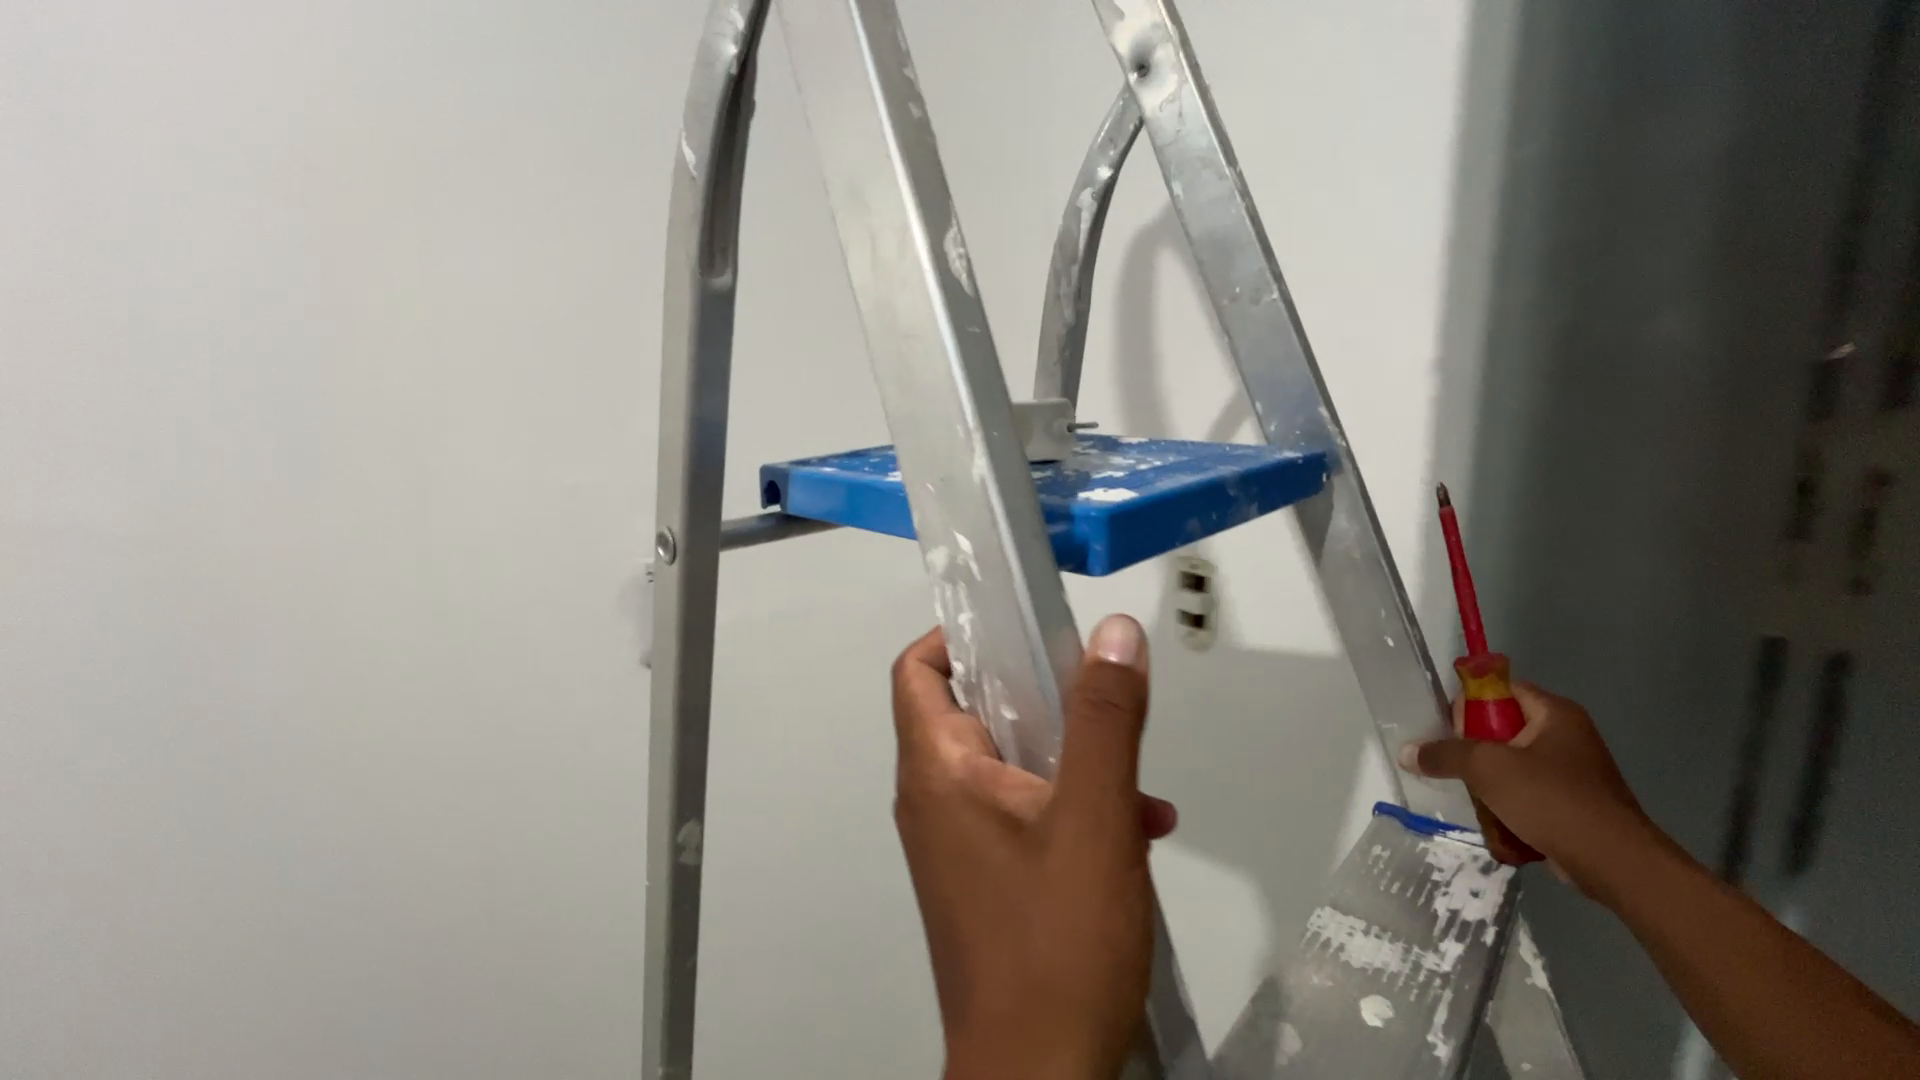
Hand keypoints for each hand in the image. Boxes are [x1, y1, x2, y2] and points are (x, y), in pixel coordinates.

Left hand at [891, 615, 1172, 1079]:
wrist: (1038, 1072)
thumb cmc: (1054, 944)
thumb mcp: (1093, 817)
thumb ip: (1105, 719)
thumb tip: (1113, 634)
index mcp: (938, 772)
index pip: (919, 670)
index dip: (960, 636)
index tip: (1021, 629)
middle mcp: (935, 801)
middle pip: (972, 711)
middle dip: (1041, 700)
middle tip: (1098, 702)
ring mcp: (959, 843)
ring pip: (1009, 765)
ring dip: (1071, 759)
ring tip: (1135, 785)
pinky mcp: (986, 878)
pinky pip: (1022, 813)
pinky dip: (1070, 806)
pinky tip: (1133, 833)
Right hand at [1400, 681, 1663, 895]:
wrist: (1614, 863)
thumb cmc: (1552, 800)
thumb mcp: (1487, 768)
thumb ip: (1444, 754)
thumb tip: (1408, 753)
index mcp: (1555, 713)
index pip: (1500, 690)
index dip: (1470, 705)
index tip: (1450, 732)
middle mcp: (1567, 736)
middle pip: (1501, 730)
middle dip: (1474, 752)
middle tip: (1461, 770)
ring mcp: (1572, 772)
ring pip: (1510, 766)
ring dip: (1488, 784)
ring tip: (1477, 801)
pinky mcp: (1572, 804)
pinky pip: (1526, 794)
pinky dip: (1508, 806)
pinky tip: (1498, 823)